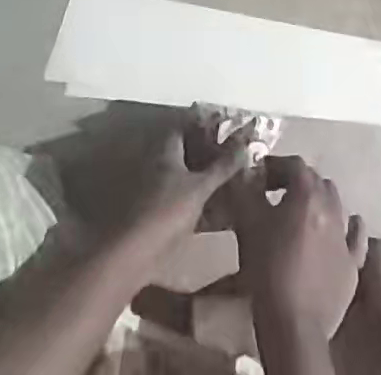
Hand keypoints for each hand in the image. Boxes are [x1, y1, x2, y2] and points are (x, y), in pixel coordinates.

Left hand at [131, 128, 250, 247]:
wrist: (136, 254)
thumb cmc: (167, 211)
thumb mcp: (200, 187)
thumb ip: (222, 167)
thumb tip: (245, 145)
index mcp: (166, 153)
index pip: (183, 128)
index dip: (202, 125)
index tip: (225, 125)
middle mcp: (159, 167)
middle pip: (185, 153)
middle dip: (208, 151)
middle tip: (234, 152)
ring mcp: (158, 192)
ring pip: (186, 177)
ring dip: (205, 176)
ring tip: (231, 178)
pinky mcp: (159, 215)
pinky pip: (185, 200)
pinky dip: (200, 200)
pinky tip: (219, 208)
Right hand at [232, 156, 368, 339]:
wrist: (294, 324)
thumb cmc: (267, 270)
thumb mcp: (248, 226)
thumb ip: (247, 192)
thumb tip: (246, 173)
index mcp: (307, 195)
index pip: (294, 165)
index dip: (276, 166)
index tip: (260, 177)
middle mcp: (332, 208)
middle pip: (316, 181)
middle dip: (296, 182)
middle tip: (276, 194)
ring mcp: (346, 236)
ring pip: (337, 203)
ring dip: (319, 201)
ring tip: (301, 215)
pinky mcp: (354, 263)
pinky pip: (356, 234)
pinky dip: (347, 226)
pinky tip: (341, 228)